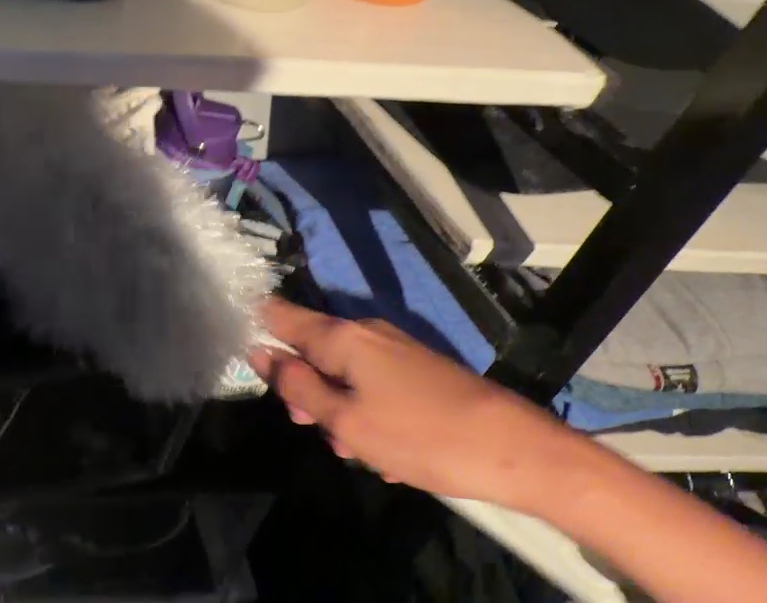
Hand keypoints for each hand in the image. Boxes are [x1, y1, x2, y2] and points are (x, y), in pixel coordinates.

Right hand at [253, 298, 584, 512]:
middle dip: (304, 388)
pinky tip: (389, 452)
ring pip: (343, 372)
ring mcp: (395, 349)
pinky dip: (368, 412)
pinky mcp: (419, 369)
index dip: (254, 329)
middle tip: (317, 429)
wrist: (521, 452)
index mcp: (341, 336)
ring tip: (361, 451)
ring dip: (339, 408)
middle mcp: (364, 332)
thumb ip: (299, 388)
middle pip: (311, 348)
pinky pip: (373, 384)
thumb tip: (261, 355)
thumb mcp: (347, 422)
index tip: (245, 359)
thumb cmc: (423, 437)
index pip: (278, 314)